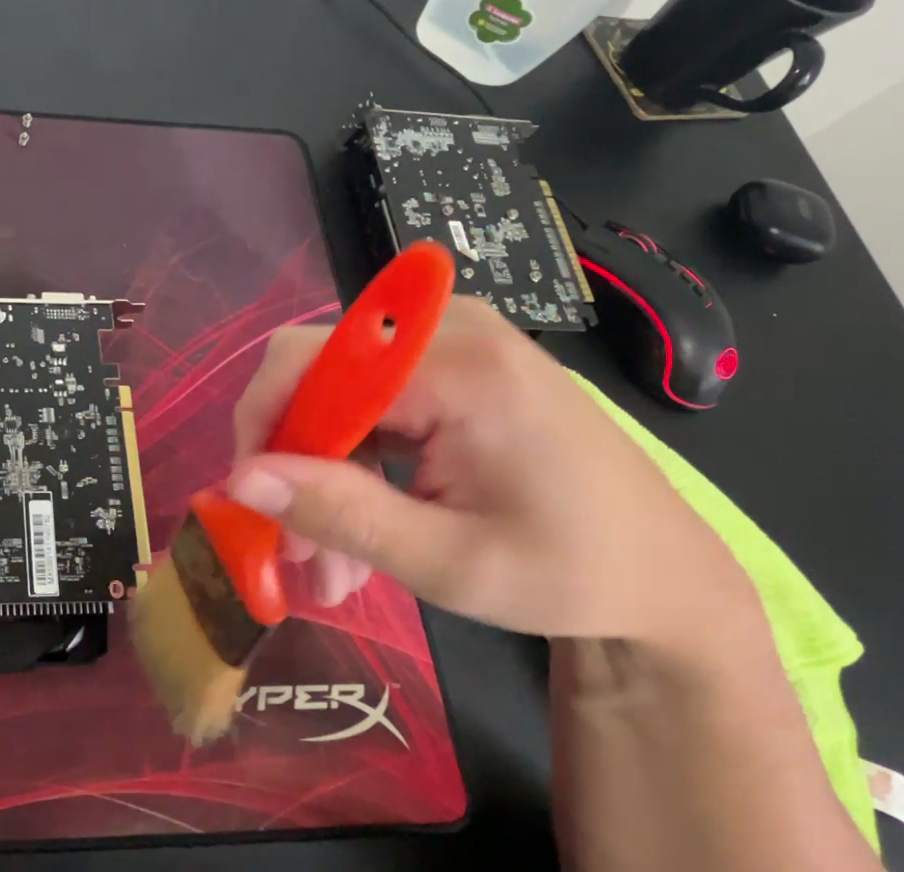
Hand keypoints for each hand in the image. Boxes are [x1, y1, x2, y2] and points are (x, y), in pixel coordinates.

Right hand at [225, 297, 759, 645]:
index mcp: (461, 368)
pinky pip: (364, 396)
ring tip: (332, 560)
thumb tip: (240, 481)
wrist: (662, 573)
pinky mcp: (453, 361)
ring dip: (318, 469)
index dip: (267, 428)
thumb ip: (340, 513)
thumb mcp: (448, 562)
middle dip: (293, 460)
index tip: (263, 508)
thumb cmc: (571, 574)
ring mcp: (453, 339)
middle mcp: (451, 329)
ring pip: (331, 388)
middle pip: (314, 370)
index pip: (308, 362)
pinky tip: (362, 520)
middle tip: (298, 550)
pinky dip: (350, 458)